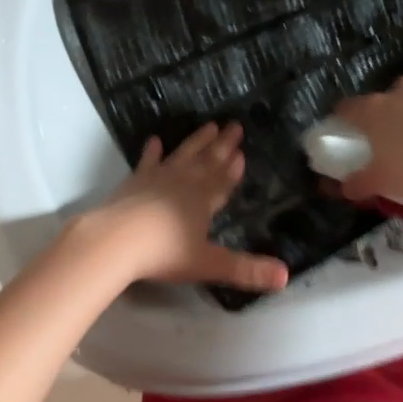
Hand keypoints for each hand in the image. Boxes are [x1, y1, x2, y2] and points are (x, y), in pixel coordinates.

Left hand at [83, 123, 288, 292]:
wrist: (116, 241)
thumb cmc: (164, 253)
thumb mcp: (209, 264)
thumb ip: (246, 270)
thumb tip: (286, 276)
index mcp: (203, 201)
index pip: (223, 181)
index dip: (233, 168)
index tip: (242, 151)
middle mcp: (184, 183)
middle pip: (207, 162)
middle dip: (222, 145)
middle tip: (234, 125)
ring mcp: (157, 179)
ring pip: (182, 155)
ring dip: (196, 142)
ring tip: (208, 126)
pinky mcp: (134, 182)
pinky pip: (147, 162)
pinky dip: (151, 152)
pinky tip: (154, 141)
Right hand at [334, 76, 402, 202]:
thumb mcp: (383, 183)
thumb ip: (358, 184)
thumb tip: (345, 188)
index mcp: (375, 110)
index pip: (348, 107)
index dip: (346, 118)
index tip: (350, 130)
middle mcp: (401, 90)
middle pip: (388, 99)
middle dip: (390, 115)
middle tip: (398, 140)